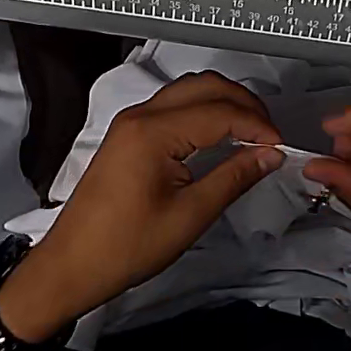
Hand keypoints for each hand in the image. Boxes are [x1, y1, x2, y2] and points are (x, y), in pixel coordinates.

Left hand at [0, 72, 282, 341]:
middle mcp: (140, 115)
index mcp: (153, 132)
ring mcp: (132, 121)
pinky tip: (221, 134)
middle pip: (205, 86)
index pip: (219, 111)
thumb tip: (270, 154)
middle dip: (244, 103)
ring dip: (224, 102)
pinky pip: (174, 105)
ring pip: (189, 90)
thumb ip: (234, 177)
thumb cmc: (125, 247)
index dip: (256, 125)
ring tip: (251, 132)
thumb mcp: (189, 216)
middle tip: (269, 133)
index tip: (280, 145)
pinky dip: (204, 110)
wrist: (71, 265)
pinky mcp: (129, 133)